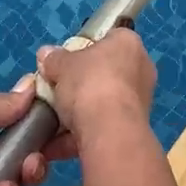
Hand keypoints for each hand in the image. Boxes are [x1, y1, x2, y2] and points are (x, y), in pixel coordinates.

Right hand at [37, 28, 157, 143]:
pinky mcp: (133, 127)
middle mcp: (140, 67)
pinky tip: (55, 146)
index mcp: (128, 43)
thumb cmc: (89, 84)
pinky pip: (102, 127)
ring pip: (103, 103)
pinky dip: (80, 135)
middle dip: (81, 85)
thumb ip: (54, 59)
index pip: (109, 39)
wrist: (109, 131)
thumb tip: (46, 53)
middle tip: (57, 92)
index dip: (86, 49)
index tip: (67, 62)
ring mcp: (139, 99)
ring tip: (52, 124)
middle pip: (105, 73)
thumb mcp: (62, 65)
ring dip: (78, 114)